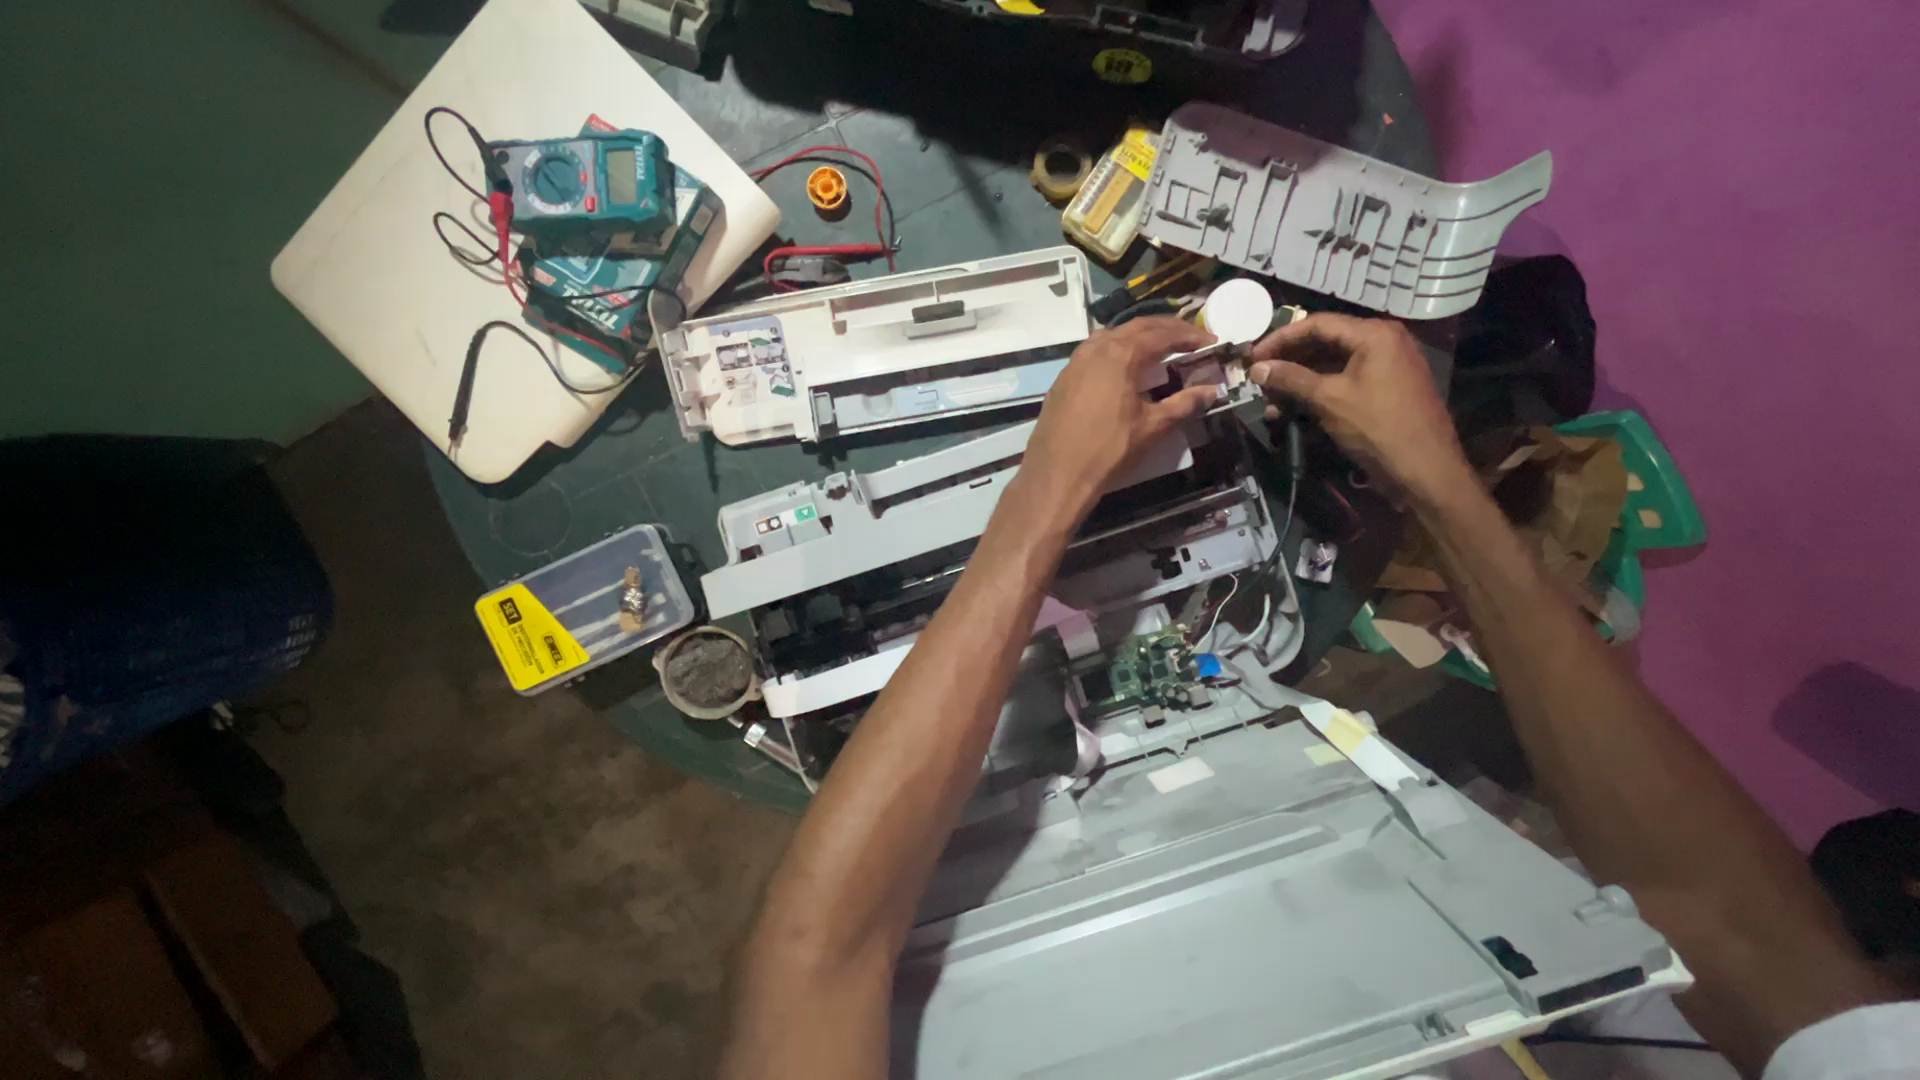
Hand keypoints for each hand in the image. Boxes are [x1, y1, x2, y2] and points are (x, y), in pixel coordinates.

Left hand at [1020, 316, 1217, 519]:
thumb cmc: (1108, 449)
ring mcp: (1074, 362)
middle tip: (1189, 337)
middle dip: (1165, 330)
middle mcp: (1095, 349)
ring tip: (1158, 347)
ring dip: (1138, 337)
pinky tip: (1124, 367)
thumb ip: (1184, 404)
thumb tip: (1211, 391)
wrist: (1058, 473)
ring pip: (1111, 337)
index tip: (1209, 341)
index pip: (1161, 334)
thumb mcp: (1153, 427)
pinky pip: (1094, 353)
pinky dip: (1116, 351)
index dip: (1188, 335)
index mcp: (1120, 354)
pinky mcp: (1063, 379)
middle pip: (1136, 328)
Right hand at [1247, 313, 1471, 502]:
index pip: (1317, 324)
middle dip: (1288, 361)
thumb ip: (1291, 379)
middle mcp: (1383, 341)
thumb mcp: (1329, 400)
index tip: (1252, 357)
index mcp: (1374, 334)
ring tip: (1271, 400)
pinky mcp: (1384, 387)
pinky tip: (1294, 409)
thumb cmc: (1378, 427)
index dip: (1280, 338)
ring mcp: (1386, 365)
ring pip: (1332, 364)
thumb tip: (1255, 368)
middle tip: (1259, 378)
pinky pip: (1344, 380)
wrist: (1425, 469)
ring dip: (1299, 380)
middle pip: (1324, 342)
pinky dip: (1318, 391)